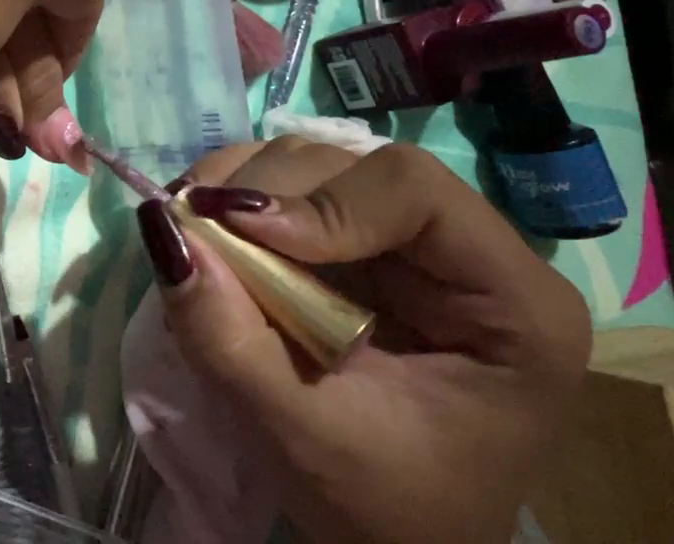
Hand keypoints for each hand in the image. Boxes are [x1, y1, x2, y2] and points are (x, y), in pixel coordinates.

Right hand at [140, 140, 591, 543]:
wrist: (391, 536)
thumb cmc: (378, 504)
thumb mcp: (298, 433)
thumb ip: (228, 339)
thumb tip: (162, 230)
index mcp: (511, 303)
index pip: (413, 190)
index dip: (322, 200)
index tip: (244, 234)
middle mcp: (465, 252)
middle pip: (351, 167)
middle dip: (262, 191)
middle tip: (190, 224)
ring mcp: (406, 245)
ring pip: (312, 166)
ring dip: (238, 190)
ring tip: (192, 229)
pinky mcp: (357, 248)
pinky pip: (289, 194)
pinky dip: (235, 206)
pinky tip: (210, 238)